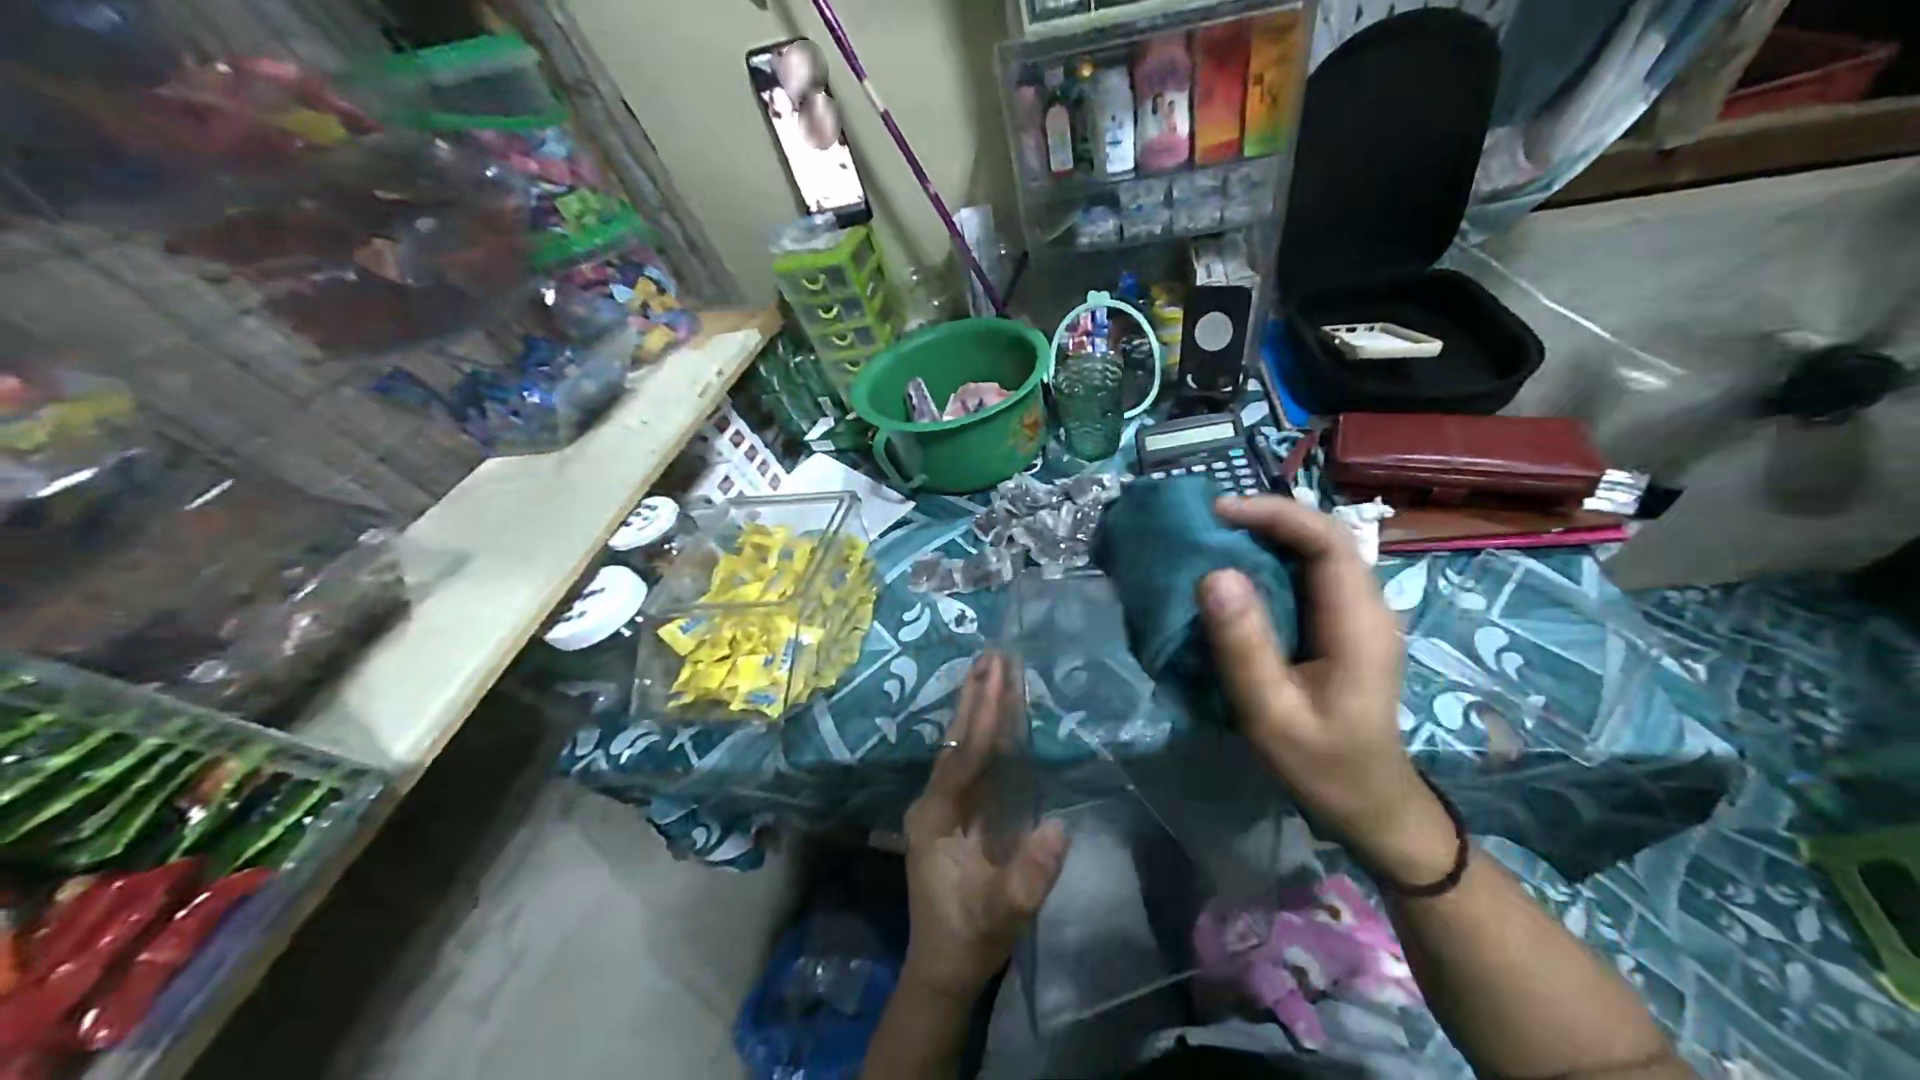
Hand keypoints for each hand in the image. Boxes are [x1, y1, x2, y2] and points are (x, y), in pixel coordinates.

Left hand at [900, 652, 1068, 1001]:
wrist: (943, 967)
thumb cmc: (971, 938)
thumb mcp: (1002, 915)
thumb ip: (1028, 876)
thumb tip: (1059, 827)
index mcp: (935, 818)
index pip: (964, 759)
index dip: (984, 718)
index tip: (998, 677)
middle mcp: (932, 802)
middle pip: (957, 741)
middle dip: (976, 697)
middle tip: (992, 654)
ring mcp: (941, 806)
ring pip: (961, 747)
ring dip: (977, 708)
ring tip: (990, 669)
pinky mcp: (954, 812)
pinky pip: (971, 763)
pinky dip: (983, 733)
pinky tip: (993, 714)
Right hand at [1198, 496, 1454, 884]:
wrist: (1369, 803)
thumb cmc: (1321, 764)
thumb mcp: (1270, 712)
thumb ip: (1244, 646)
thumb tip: (1214, 574)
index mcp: (1357, 621)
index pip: (1326, 539)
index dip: (1273, 514)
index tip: (1218, 512)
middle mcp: (1366, 605)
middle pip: (1324, 535)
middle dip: (1267, 517)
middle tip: (1208, 521)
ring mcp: (1357, 614)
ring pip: (1317, 550)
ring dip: (1267, 535)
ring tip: (1214, 537)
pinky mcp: (1342, 624)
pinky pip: (1308, 573)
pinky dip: (1271, 560)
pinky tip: (1237, 572)